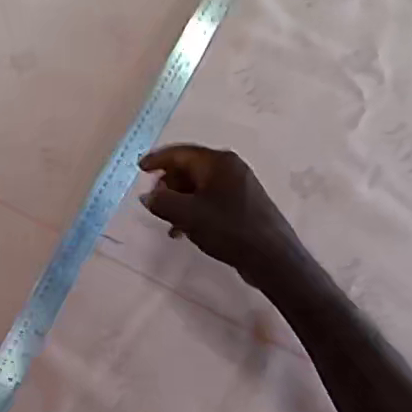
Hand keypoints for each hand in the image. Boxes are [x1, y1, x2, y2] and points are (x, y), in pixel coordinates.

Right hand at [139, 144, 300, 283]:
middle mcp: (230, 167)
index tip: (139, 168)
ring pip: (198, 186)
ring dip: (179, 201)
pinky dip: (194, 209)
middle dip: (168, 184)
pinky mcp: (243, 204)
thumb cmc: (228, 229)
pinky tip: (185, 230)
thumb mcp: (186, 214)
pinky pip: (210, 199)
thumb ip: (161, 201)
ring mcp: (239, 185)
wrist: (272, 258)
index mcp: (218, 162)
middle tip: (154, 201)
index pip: (180, 153)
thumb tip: (147, 195)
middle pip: (189, 168)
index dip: (156, 160)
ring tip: (168, 222)